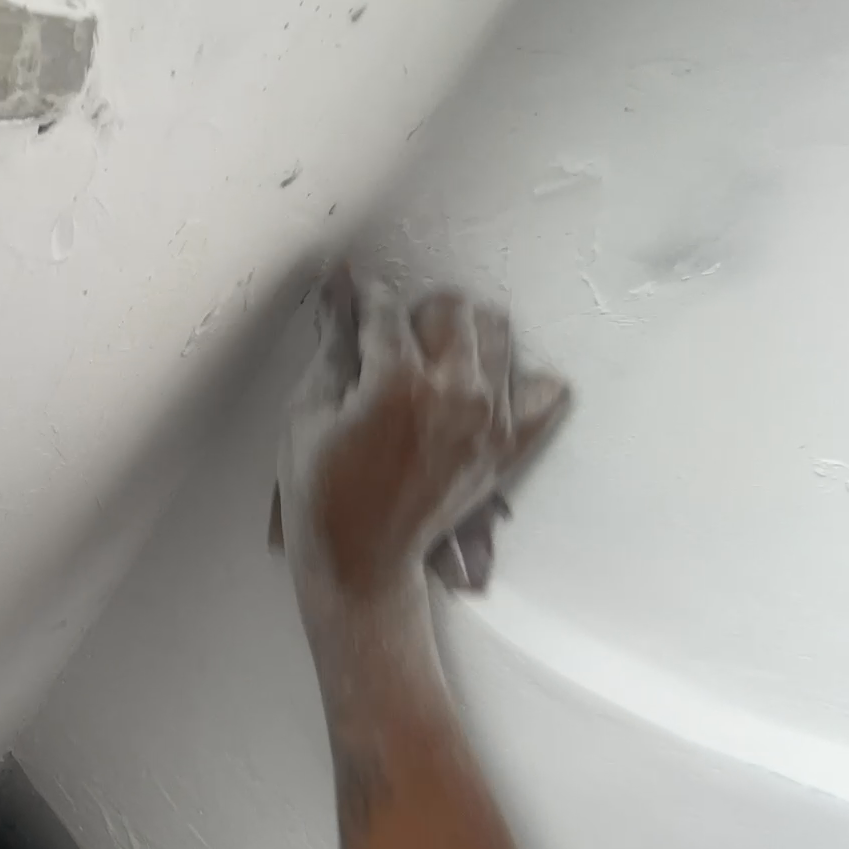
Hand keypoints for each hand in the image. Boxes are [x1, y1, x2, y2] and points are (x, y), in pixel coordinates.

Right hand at [273, 266, 569, 608]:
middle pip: (453, 308)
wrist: (361, 557)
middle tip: (390, 341)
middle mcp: (455, 391)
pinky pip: (544, 389)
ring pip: (499, 334)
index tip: (353, 291)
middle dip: (416, 312)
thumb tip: (338, 294)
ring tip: (431, 363)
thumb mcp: (304, 416)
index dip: (364, 295)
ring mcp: (493, 418)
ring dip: (461, 336)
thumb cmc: (317, 489)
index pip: (386, 310)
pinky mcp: (512, 444)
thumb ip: (331, 350)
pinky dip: (515, 380)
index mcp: (395, 383)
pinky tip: (478, 391)